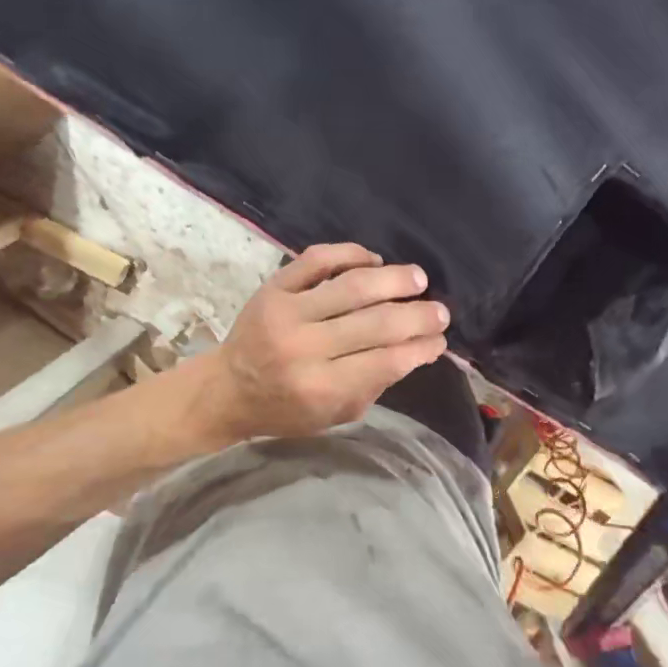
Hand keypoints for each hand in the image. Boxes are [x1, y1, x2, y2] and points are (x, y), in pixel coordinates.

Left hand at [198, 242, 449, 440]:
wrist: (227, 389)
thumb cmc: (286, 409)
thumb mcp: (335, 413)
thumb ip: (375, 383)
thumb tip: (419, 346)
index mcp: (321, 388)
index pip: (387, 360)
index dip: (422, 347)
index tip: (440, 339)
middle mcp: (304, 348)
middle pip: (377, 322)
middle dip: (418, 315)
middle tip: (439, 311)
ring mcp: (286, 312)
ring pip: (352, 286)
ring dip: (393, 279)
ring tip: (417, 279)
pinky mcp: (273, 287)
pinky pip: (317, 258)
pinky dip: (350, 253)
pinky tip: (373, 260)